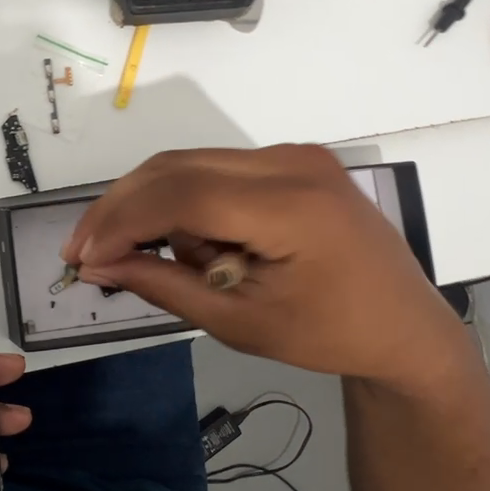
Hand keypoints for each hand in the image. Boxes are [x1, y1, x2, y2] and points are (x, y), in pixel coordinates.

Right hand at [63, 145, 465, 390]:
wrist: (406, 326)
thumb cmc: (328, 335)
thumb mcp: (238, 323)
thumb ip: (162, 286)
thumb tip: (95, 265)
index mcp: (293, 207)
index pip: (182, 196)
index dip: (122, 223)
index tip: (83, 259)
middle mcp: (291, 162)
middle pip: (175, 168)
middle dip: (121, 209)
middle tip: (85, 251)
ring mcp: (293, 154)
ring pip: (187, 164)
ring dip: (152, 207)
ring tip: (157, 259)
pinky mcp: (290, 159)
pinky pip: (212, 169)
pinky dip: (183, 202)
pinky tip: (191, 243)